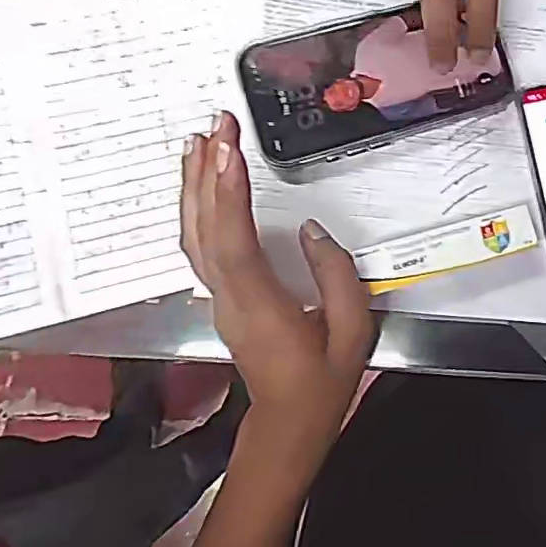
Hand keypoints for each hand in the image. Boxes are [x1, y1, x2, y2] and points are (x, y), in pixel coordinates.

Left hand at [180, 112, 374, 436]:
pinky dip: (196, 208)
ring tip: (199, 141)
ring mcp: (218, 297)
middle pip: (204, 230)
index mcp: (262, 309)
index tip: (228, 148)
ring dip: (194, 185)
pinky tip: (201, 185)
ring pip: (193, 235)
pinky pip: (198, 245)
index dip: (228, 196)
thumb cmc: (323, 381)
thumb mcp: (352, 334)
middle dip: (207, 172)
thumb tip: (314, 230)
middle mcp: (229, 298)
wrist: (287, 422)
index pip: (236, 245)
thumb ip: (337, 278)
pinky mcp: (220, 295)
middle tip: (214, 124)